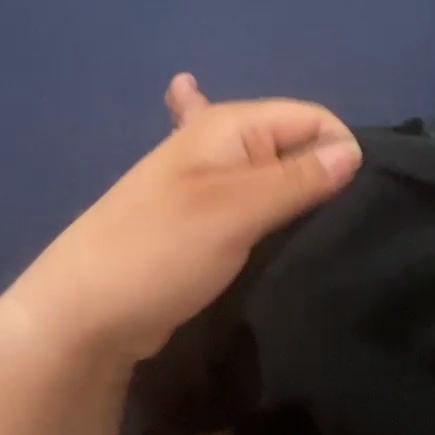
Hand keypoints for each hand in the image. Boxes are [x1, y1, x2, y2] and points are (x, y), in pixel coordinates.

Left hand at [6, 75, 360, 360]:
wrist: (80, 316)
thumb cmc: (158, 250)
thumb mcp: (235, 210)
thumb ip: (298, 179)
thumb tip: (355, 152)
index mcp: (230, 124)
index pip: (313, 117)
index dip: (339, 150)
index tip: (353, 201)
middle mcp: (224, 144)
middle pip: (298, 146)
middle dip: (324, 176)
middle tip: (343, 223)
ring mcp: (213, 182)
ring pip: (280, 180)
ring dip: (300, 200)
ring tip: (326, 231)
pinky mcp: (209, 220)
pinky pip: (256, 205)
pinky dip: (273, 209)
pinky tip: (285, 211)